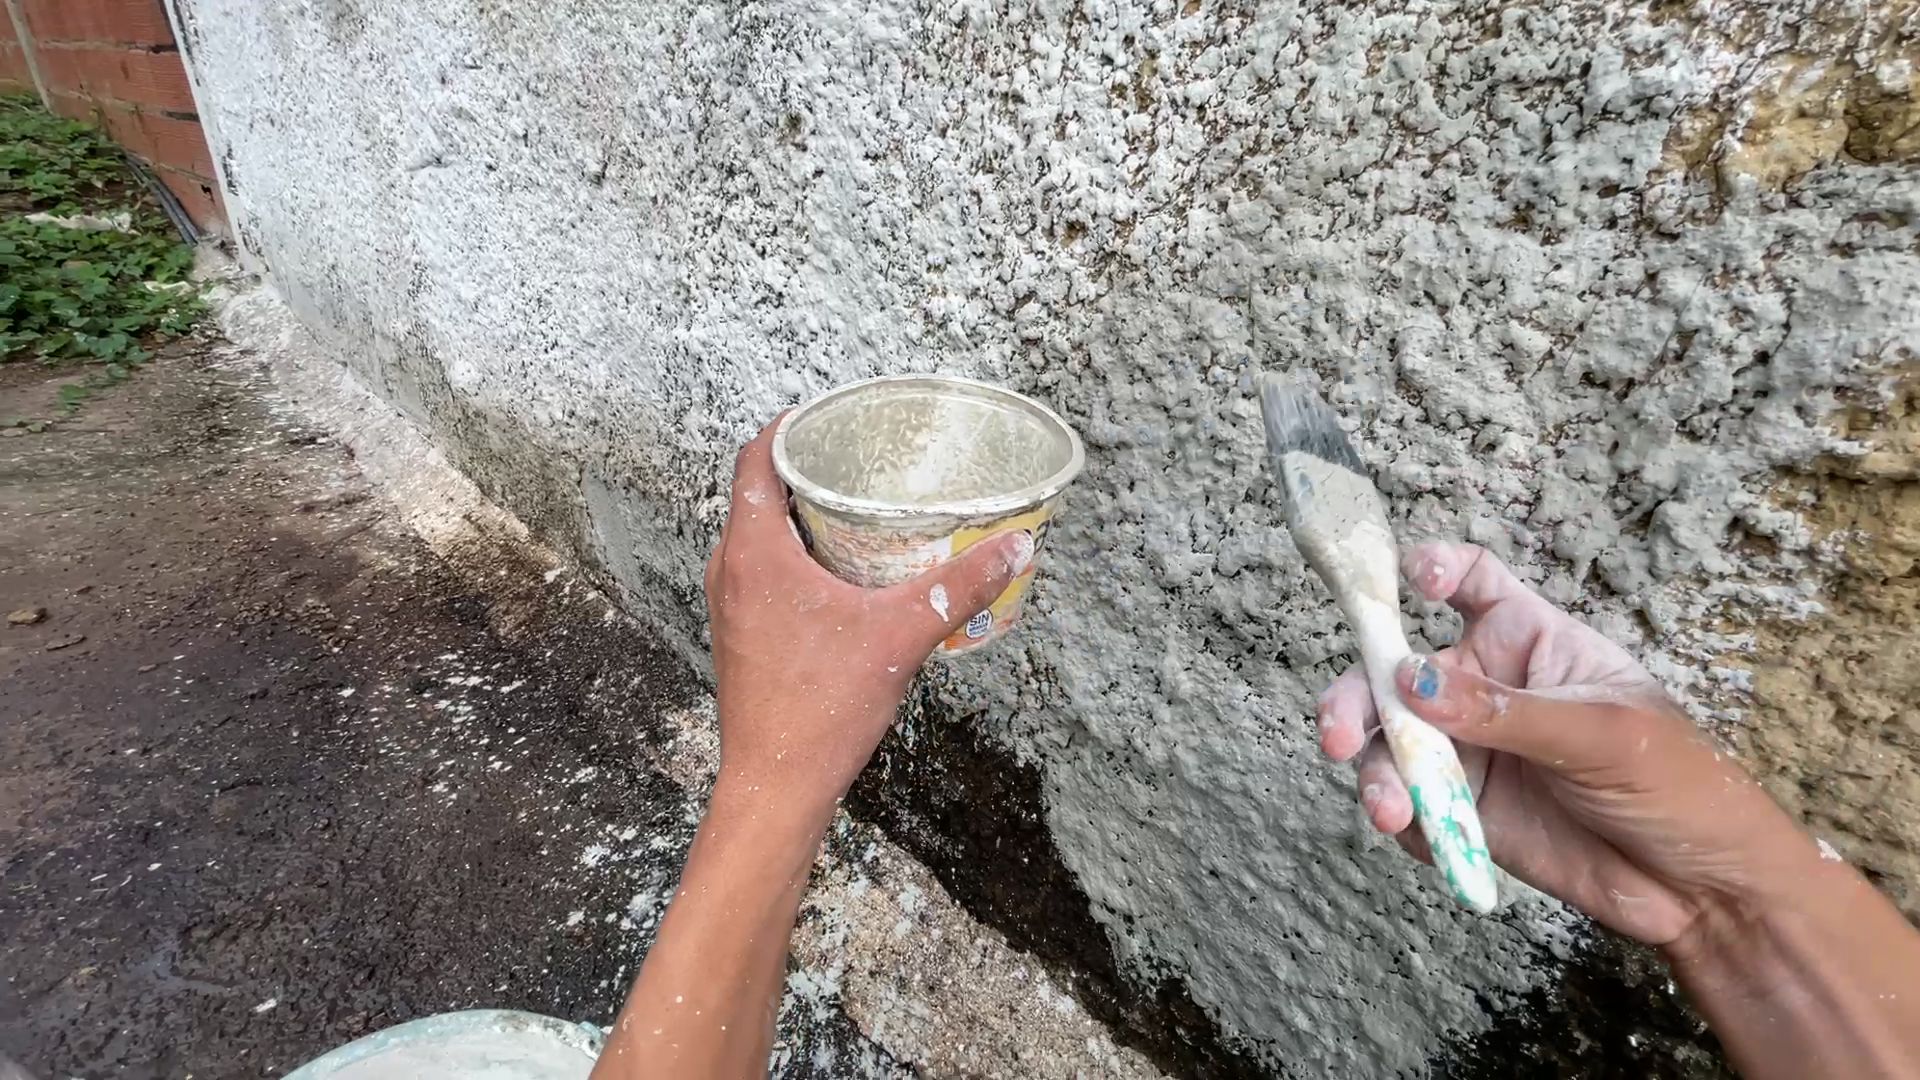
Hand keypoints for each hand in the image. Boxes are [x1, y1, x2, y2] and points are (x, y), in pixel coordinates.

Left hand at [705, 418, 1033, 822]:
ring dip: (796, 513)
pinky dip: (790, 550)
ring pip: (756, 533)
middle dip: (802, 469)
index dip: (786, 429)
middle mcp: (730, 569)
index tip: (826, 418)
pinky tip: (837, 569)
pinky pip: (759, 567)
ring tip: (853, 507)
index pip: (754, 461)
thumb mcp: (901, 636)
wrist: (777, 785)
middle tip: (857, 462)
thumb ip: (959, 588)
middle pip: (756, 493)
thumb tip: (1016, 546)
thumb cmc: (824, 708)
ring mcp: (729, 602)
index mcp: (755, 553)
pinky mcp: (739, 629)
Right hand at [1317, 543, 1812, 948]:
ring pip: (1383, 737)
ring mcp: (1459, 743)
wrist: (1705, 896)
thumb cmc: (1682, 788)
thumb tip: (1408, 682)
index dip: (1434, 567)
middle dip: (1353, 699)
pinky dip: (1401, 814)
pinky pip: (1403, 795)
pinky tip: (1424, 833)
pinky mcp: (1453, 798)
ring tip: (1388, 808)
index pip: (1472, 582)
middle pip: (1390, 669)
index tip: (1411, 581)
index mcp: (1524, 642)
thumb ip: (1503, 710)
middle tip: (1338, 736)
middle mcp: (1476, 685)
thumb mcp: (1601, 735)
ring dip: (1374, 770)